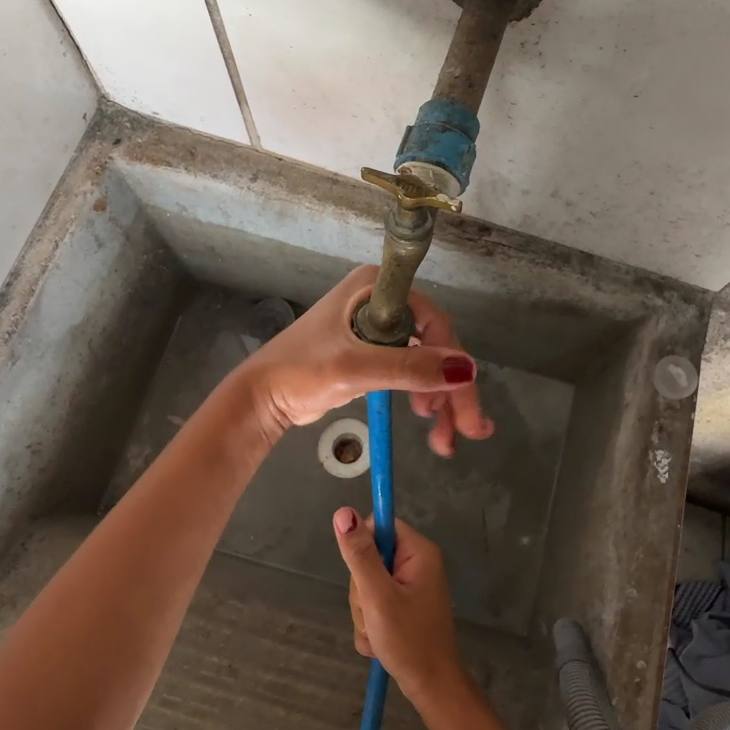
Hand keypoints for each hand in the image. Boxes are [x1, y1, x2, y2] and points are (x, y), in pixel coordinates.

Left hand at [236, 265, 493, 455]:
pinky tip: (434, 425)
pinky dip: (425, 398)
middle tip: (468, 429)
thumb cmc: (299, 373)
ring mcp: (379, 329)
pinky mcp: (373, 355)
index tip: (463, 394)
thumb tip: (467, 370)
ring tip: (445, 441)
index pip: (433, 320)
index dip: (452, 358)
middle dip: (452, 389)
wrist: (261, 398)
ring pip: (427, 362)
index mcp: (377, 288)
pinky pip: (411, 373)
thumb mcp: (354, 369)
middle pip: (435, 344)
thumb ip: (409, 369)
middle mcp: (383, 301)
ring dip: (442, 399)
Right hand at [333, 509, 464, 697]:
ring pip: (368, 584)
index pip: (379, 527)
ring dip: (364, 611)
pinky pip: (374, 603)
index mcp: (418, 552)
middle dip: (362, 590)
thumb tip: (343, 512)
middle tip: (374, 613)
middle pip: (370, 558)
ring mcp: (410, 585)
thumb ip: (360, 555)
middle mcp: (416, 563)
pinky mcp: (403, 605)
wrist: (431, 687)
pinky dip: (371, 623)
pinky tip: (379, 641)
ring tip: (378, 631)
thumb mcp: (378, 596)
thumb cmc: (409, 640)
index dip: (363, 549)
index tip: (363, 577)